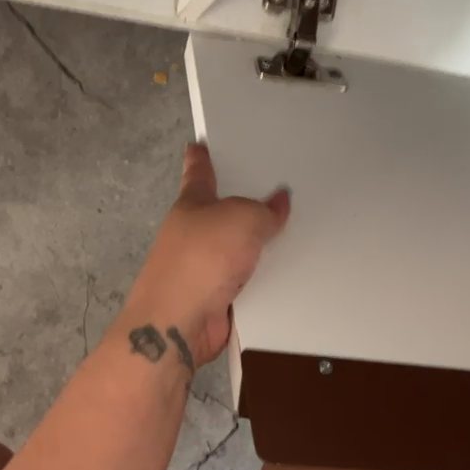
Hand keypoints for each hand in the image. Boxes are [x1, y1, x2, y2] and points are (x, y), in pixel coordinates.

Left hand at [116, 144, 289, 370]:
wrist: (179, 323)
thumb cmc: (200, 261)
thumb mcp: (241, 220)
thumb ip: (264, 211)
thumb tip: (278, 203)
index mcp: (191, 206)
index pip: (198, 174)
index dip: (199, 159)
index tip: (196, 145)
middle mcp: (192, 236)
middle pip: (221, 215)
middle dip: (242, 206)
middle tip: (269, 190)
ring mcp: (201, 271)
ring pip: (235, 253)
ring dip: (254, 249)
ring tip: (290, 235)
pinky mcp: (214, 301)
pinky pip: (244, 284)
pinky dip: (259, 281)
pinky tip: (283, 277)